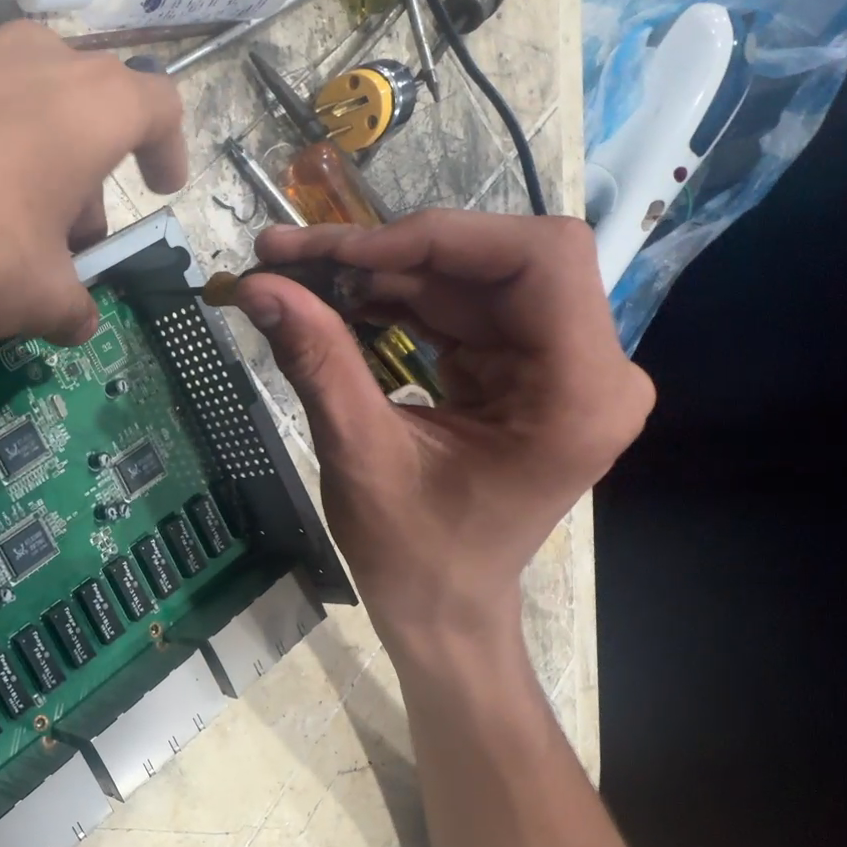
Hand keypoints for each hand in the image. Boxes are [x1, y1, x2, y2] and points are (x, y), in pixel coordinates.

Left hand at [0, 22, 187, 346]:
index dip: (169, 151)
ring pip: (24, 108)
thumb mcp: (33, 299)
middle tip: (69, 243)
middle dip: (89, 179)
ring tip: (8, 231)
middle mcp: (34, 61)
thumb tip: (81, 324)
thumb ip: (72, 310)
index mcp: (91, 104)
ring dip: (33, 165)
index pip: (159, 107)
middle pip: (87, 111)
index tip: (161, 190)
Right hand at [232, 211, 654, 634]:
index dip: (432, 240)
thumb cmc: (410, 552)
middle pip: (501, 262)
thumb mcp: (358, 454)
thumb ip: (317, 363)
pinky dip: (396, 303)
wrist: (440, 606)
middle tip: (291, 255)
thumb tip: (257, 290)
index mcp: (575, 391)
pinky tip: (336, 302)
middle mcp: (589, 365)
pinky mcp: (523, 373)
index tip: (333, 254)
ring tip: (296, 275)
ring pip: (474, 282)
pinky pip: (462, 314)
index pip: (536, 260)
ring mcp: (559, 367)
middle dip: (392, 252)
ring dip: (383, 274)